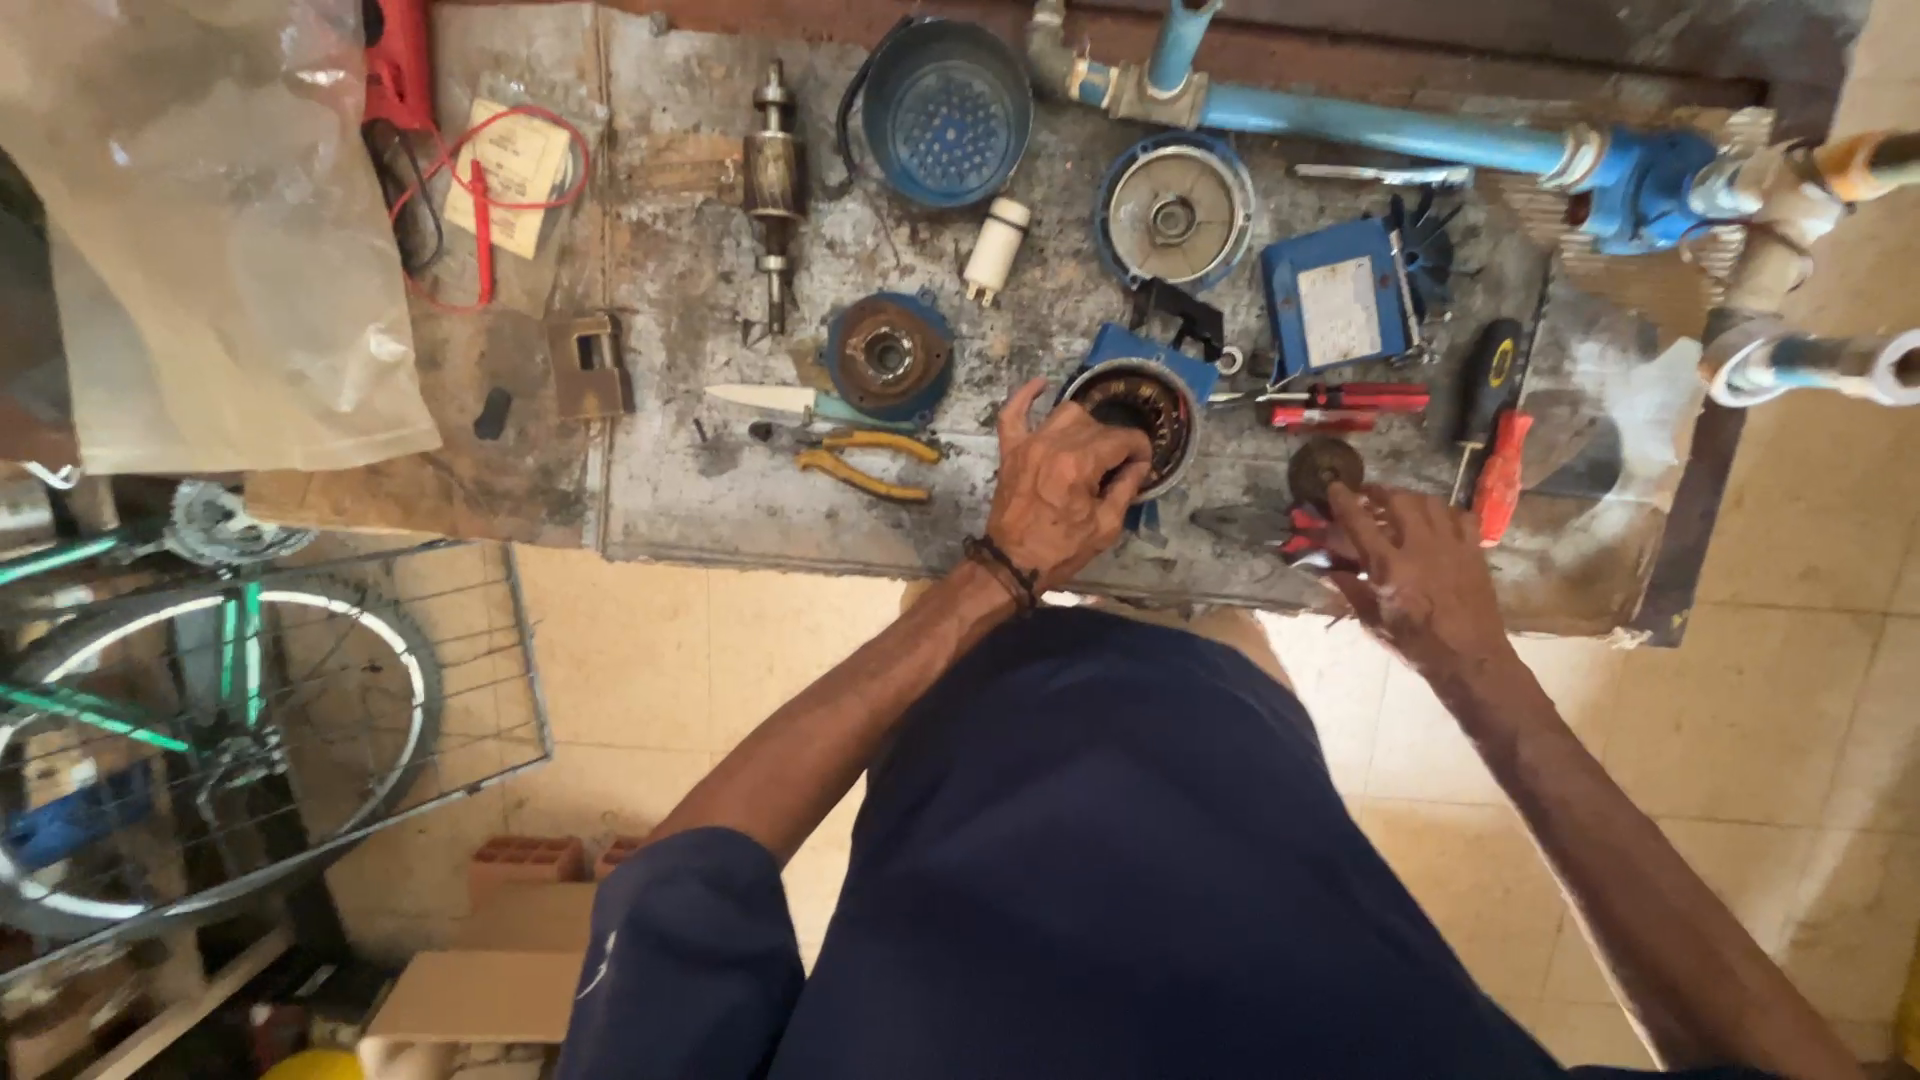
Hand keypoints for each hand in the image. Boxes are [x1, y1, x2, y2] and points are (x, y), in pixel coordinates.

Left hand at [986, 377, 1152, 589]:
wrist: (1013, 563)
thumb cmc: (1061, 549)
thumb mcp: (1106, 526)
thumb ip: (1126, 488)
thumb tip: (1139, 466)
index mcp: (1079, 464)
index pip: (1122, 438)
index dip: (1139, 451)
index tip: (1141, 466)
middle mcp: (1053, 444)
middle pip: (1096, 425)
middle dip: (1114, 442)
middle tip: (1117, 467)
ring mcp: (1028, 444)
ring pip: (1065, 412)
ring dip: (1084, 424)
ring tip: (1090, 446)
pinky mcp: (1010, 450)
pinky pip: (1013, 413)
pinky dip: (1025, 397)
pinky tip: (1042, 385)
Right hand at [1323, 482, 1518, 688]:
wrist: (1470, 658)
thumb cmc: (1415, 645)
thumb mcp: (1373, 621)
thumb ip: (1351, 591)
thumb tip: (1330, 571)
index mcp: (1388, 567)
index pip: (1360, 522)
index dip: (1344, 501)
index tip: (1335, 486)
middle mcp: (1419, 548)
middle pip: (1398, 501)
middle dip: (1379, 491)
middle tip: (1368, 493)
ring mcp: (1451, 546)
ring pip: (1430, 503)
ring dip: (1410, 497)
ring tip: (1400, 502)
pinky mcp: (1474, 552)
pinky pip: (1461, 516)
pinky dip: (1445, 512)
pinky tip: (1437, 520)